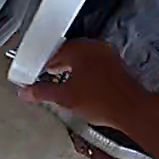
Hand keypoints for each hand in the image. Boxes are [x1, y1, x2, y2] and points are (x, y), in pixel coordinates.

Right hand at [18, 39, 158, 132]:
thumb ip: (42, 92)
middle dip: (58, 64)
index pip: (55, 50)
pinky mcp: (117, 66)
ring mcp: (109, 56)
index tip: (37, 70)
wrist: (131, 110)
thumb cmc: (102, 101)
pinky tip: (83, 86)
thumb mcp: (65, 98)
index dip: (43, 62)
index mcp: (81, 49)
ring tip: (64, 82)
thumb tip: (26, 92)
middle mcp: (96, 48)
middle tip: (48, 74)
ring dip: (73, 68)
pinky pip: (96, 64)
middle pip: (71, 51)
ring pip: (84, 57)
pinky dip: (86, 72)